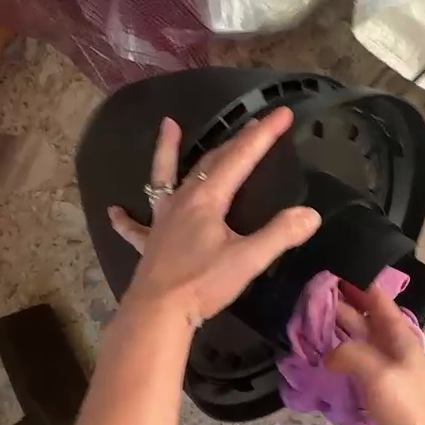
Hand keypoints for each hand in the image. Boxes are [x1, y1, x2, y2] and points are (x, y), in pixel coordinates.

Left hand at [109, 108, 319, 326]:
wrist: (158, 311)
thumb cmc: (203, 284)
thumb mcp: (248, 260)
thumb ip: (280, 235)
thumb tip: (310, 215)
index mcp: (208, 200)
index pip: (240, 158)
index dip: (263, 135)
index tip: (282, 113)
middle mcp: (182, 201)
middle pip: (209, 162)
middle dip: (234, 142)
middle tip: (251, 124)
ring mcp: (161, 221)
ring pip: (164, 178)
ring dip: (166, 152)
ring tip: (167, 127)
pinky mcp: (149, 245)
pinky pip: (136, 227)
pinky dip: (126, 219)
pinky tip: (113, 212)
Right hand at [324, 280, 424, 424]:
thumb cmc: (406, 410)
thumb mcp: (377, 374)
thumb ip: (350, 354)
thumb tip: (328, 354)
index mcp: (399, 337)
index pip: (378, 298)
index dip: (357, 282)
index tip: (331, 270)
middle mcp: (394, 347)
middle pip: (366, 317)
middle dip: (342, 303)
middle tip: (310, 293)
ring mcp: (386, 368)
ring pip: (359, 339)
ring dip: (338, 328)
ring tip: (310, 318)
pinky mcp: (378, 388)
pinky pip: (356, 362)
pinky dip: (340, 353)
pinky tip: (323, 355)